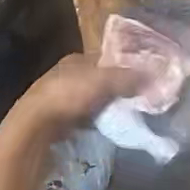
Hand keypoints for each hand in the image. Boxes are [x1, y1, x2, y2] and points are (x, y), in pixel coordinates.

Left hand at [10, 55, 143, 137]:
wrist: (35, 126)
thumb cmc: (68, 96)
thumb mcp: (103, 81)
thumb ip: (128, 77)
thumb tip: (154, 74)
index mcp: (75, 59)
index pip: (106, 59)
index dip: (124, 68)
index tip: (143, 81)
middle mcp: (65, 75)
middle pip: (98, 81)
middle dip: (116, 90)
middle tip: (138, 102)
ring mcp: (59, 98)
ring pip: (91, 100)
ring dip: (105, 108)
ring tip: (125, 117)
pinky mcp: (56, 119)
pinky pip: (82, 118)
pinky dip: (93, 122)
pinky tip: (104, 129)